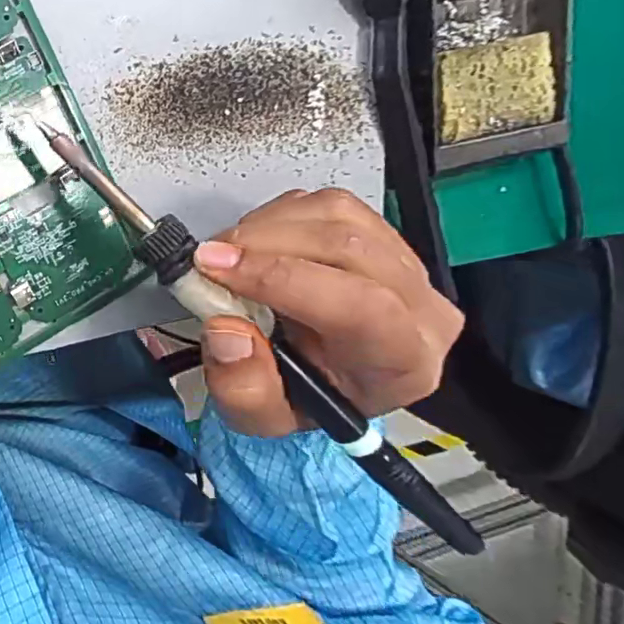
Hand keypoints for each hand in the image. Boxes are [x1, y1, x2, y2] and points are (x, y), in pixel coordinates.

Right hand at [191, 188, 463, 435]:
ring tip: (226, 257)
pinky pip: (326, 204)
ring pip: (336, 215)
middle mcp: (418, 307)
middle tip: (205, 260)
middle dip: (261, 245)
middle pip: (346, 247)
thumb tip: (225, 328)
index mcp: (402, 361)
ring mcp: (403, 263)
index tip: (216, 268)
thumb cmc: (298, 399)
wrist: (318, 378)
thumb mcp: (261, 418)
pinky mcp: (378, 233)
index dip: (280, 278)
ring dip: (264, 228)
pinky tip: (253, 246)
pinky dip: (275, 217)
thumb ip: (242, 388)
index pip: (359, 305)